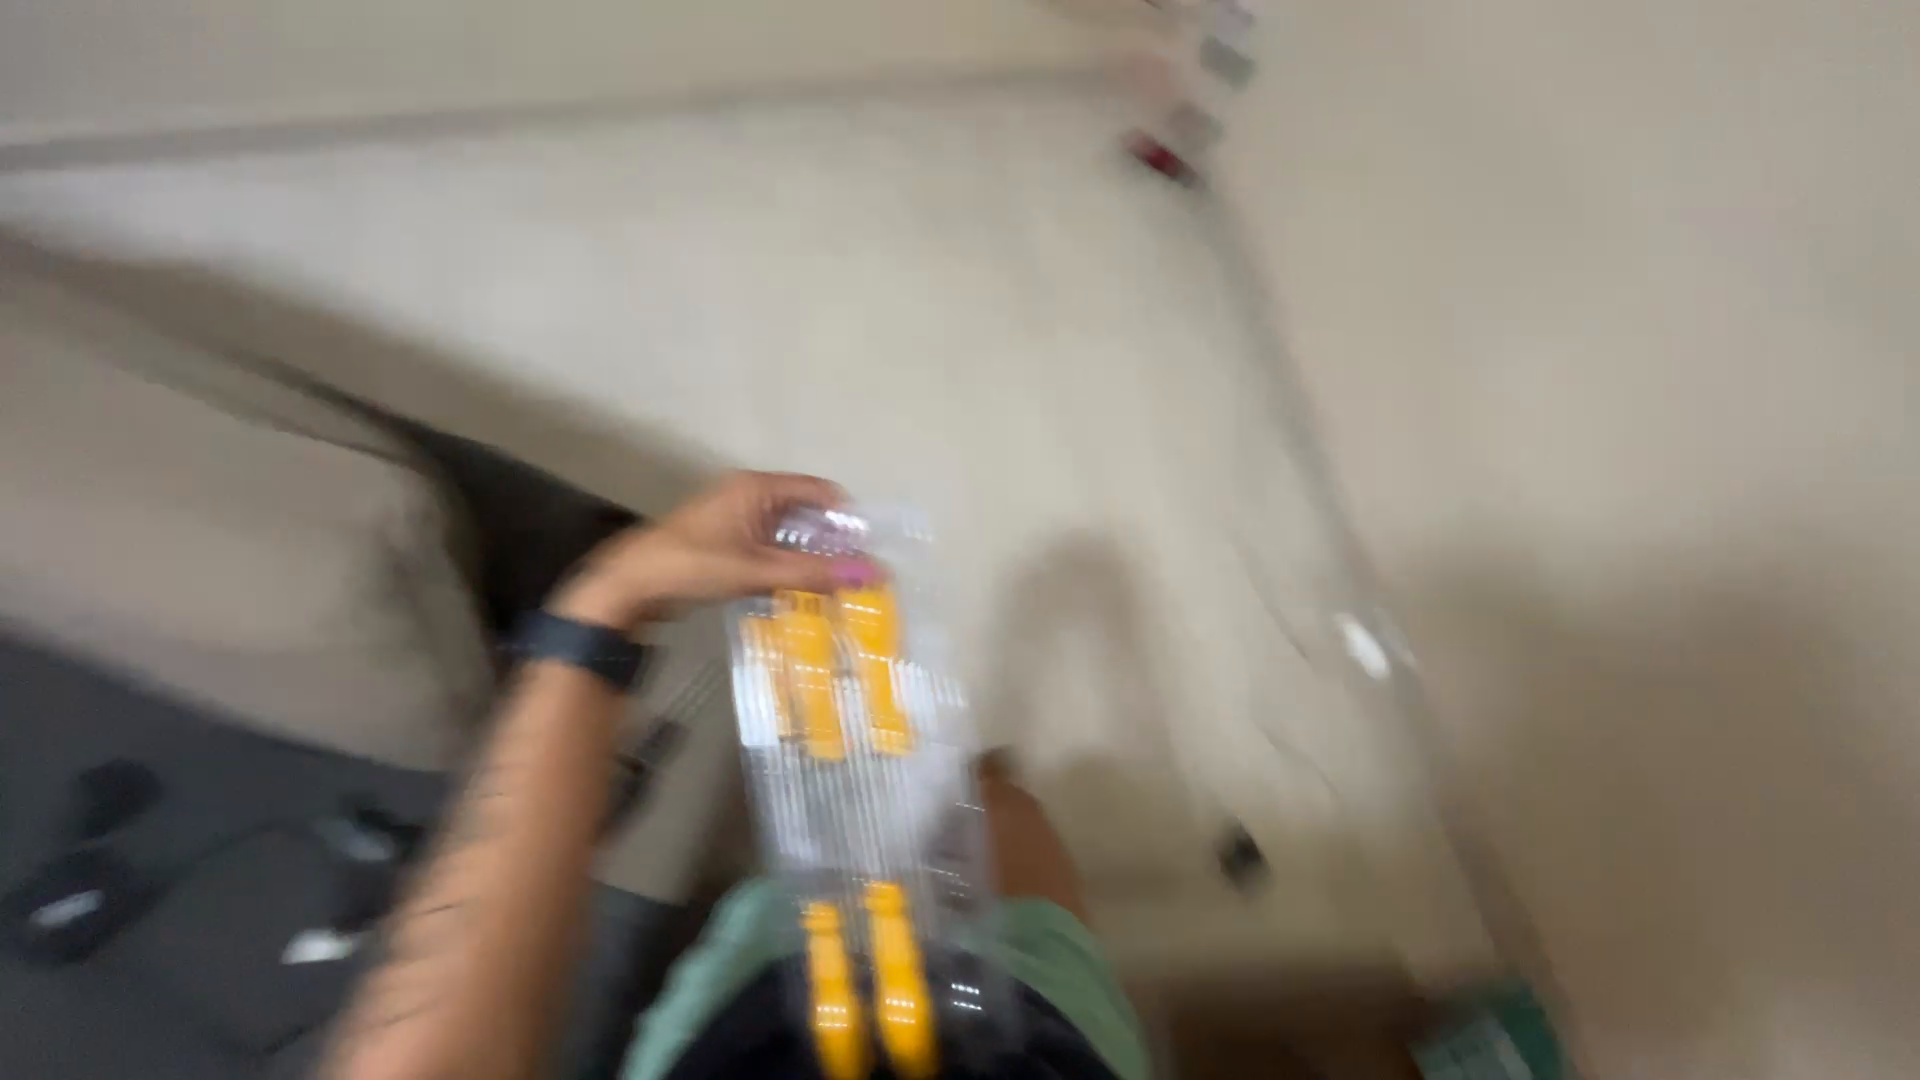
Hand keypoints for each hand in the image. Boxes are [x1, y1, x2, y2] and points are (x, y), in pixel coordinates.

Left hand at [547, 471, 877, 632]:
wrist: (630, 586)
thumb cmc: (692, 566)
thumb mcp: (757, 570)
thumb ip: (814, 573)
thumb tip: (872, 573)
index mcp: (757, 487)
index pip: (820, 490)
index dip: (847, 518)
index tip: (867, 551)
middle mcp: (750, 493)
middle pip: (807, 511)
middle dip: (832, 540)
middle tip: (857, 573)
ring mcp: (738, 517)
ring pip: (789, 531)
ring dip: (810, 555)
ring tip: (837, 584)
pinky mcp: (729, 540)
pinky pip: (771, 545)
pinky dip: (788, 563)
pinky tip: (802, 588)